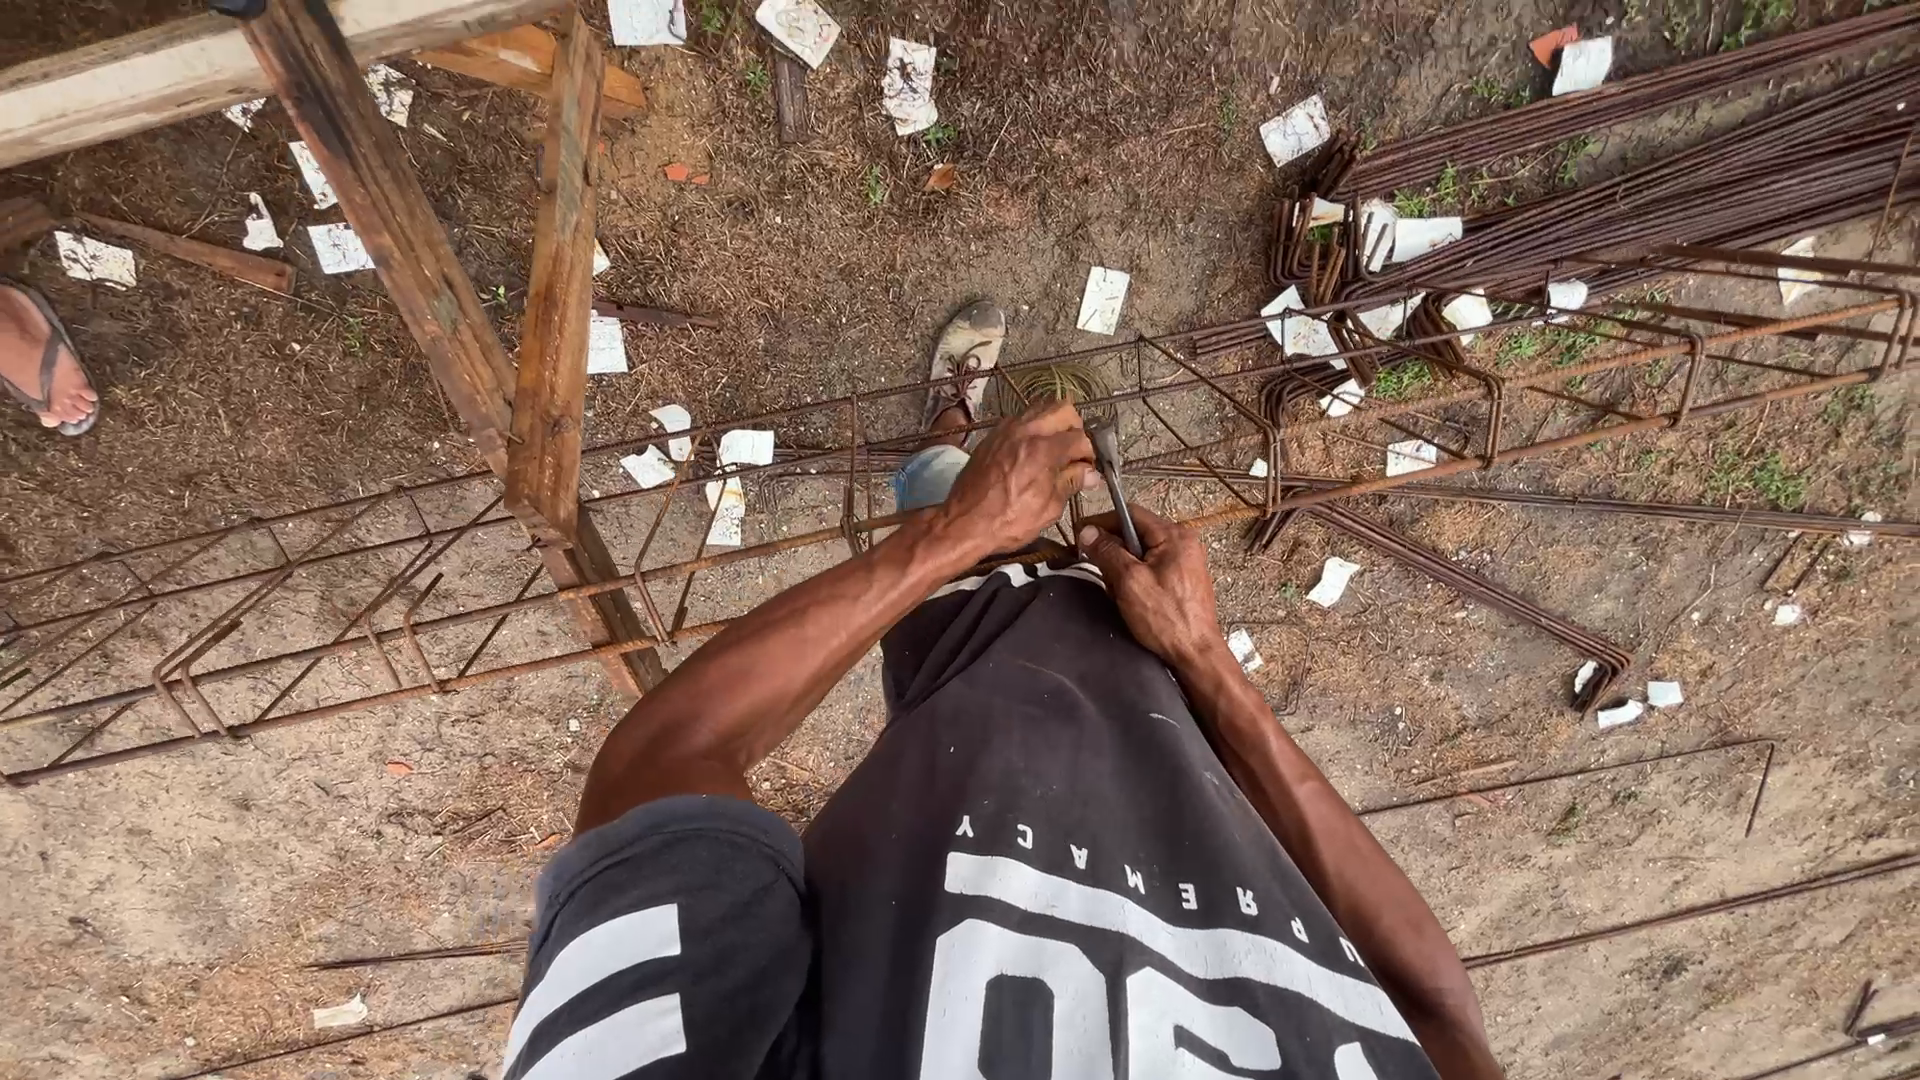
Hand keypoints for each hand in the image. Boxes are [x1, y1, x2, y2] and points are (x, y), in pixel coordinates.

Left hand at [935, 399, 1098, 557]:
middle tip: (1073, 450)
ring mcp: (1005, 430)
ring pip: (1039, 408)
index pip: (1079, 437)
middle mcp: (1024, 432)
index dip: (1088, 453)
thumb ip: (1070, 483)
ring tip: (1054, 449)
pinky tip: (1032, 450)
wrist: (963, 522)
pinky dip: (1032, 428)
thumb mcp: (1047, 509)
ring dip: (1052, 424)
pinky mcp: (992, 436)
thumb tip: (1090, 473)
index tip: (1087, 467)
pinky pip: (1020, 419)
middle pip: (1062, 409)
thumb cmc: (1006, 522)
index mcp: (1042, 451)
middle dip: (1074, 427)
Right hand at [1076, 504, 1225, 668]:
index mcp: (1175, 536)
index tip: (1082, 534)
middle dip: (1112, 548)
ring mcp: (1186, 561)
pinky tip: (1130, 595)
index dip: (1102, 521)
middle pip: (1136, 532)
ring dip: (1123, 565)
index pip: (1131, 513)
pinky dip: (1135, 575)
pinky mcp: (1183, 578)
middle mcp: (1184, 543)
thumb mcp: (1129, 581)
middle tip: (1095, 564)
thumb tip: (1089, 533)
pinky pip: (1152, 566)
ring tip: (1116, 588)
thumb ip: (1107, 552)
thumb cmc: (1167, 619)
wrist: (1196, 653)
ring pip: (1142, 551)